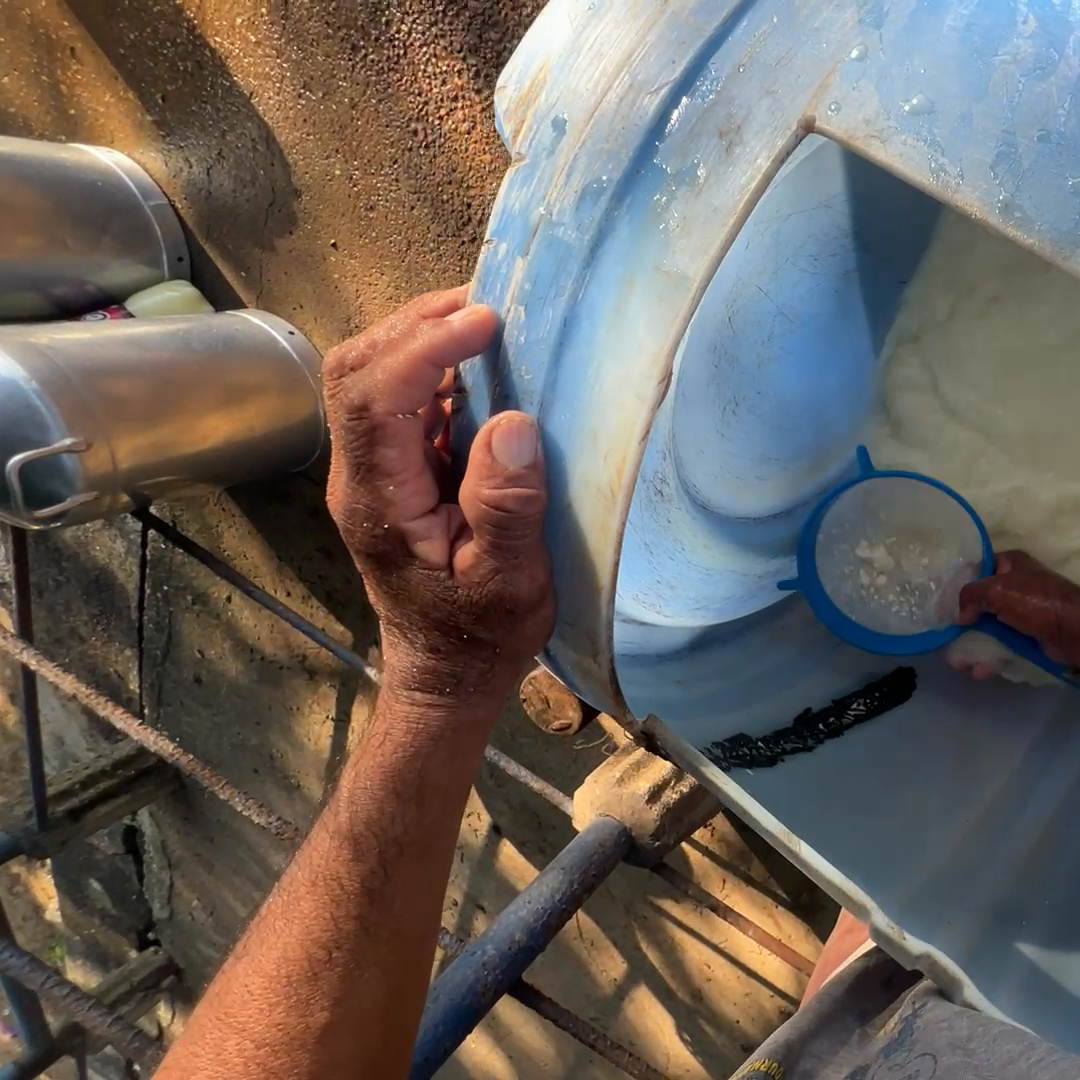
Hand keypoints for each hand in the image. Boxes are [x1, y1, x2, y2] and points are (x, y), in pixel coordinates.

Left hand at [322, 287, 554, 706]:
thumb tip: (512, 424)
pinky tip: (482, 370)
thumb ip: (506, 507)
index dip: (425, 349)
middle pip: (356, 373)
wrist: (449, 672)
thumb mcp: (511, 580)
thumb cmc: (484, 634)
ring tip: (485, 323)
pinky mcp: (403, 477)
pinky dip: (439, 372)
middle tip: (486, 306)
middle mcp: (365, 477)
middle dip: (414, 326)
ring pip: (374, 381)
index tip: (487, 324)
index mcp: (382, 502)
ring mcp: (379, 475)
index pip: (376, 399)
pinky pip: (406, 406)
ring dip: (422, 340)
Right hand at [956, 550, 1079, 678]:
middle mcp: (1017, 585)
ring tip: (957, 662)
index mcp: (1012, 564)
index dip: (961, 582)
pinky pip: (1005, 645)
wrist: (1075, 631)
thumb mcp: (997, 590)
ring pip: (992, 627)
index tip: (942, 601)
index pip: (979, 568)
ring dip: (975, 644)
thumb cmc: (1035, 601)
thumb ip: (971, 596)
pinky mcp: (1030, 635)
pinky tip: (979, 670)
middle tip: (946, 637)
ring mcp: (1024, 612)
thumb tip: (960, 615)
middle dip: (964, 621)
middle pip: (983, 602)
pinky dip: (992, 656)